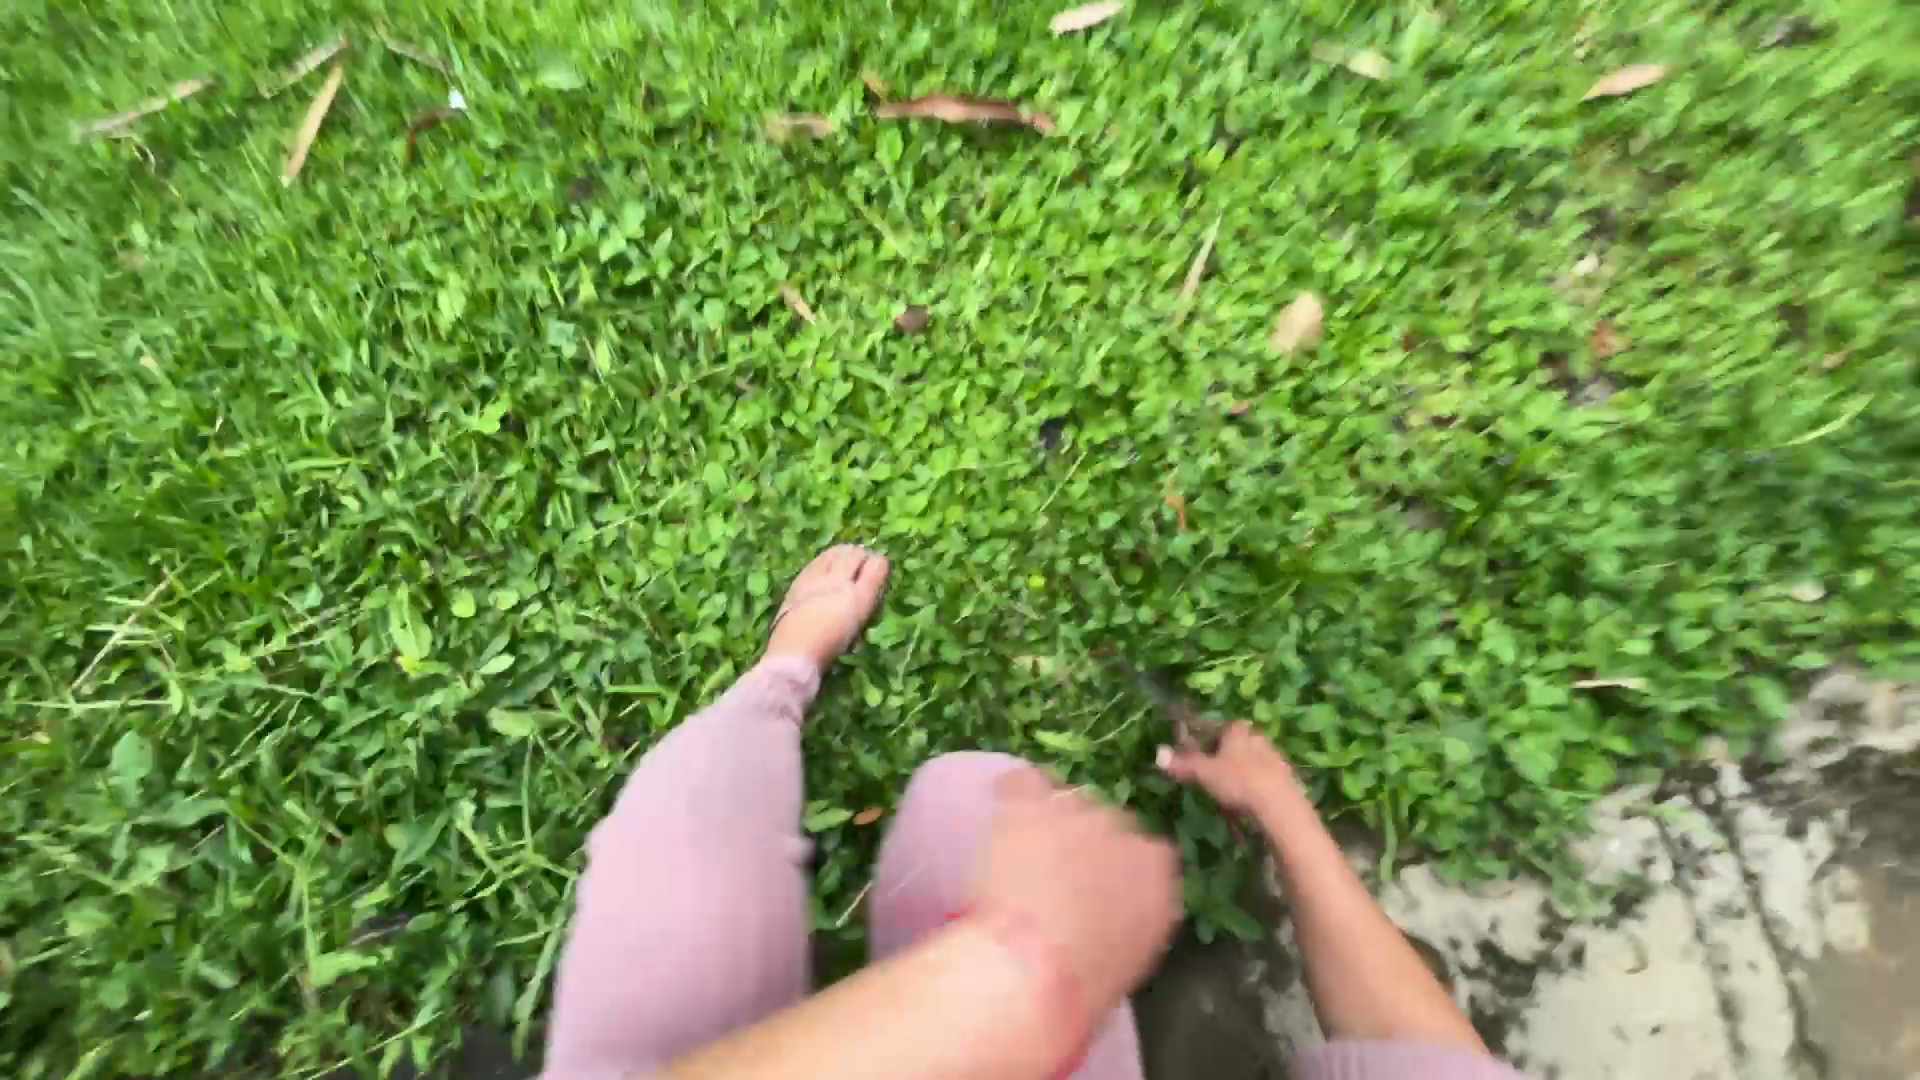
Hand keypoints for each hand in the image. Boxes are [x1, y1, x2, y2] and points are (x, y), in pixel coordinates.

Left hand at [974, 769, 1180, 1020]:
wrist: (1034, 967)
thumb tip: (1114, 907)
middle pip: (1107, 820)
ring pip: (1066, 799)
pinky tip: (1006, 813)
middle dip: (1085, 842)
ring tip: (1027, 853)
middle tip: (1058, 876)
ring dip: (1051, 820)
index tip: (1098, 888)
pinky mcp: (1032, 802)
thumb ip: (1132, 913)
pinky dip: (1014, 794)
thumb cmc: (1082, 983)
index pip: (1145, 852)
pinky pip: (1023, 782)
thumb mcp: (1132, 954)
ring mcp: (1077, 809)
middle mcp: (1124, 828)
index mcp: (1158, 870)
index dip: (1116, 868)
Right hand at [1158, 720, 1297, 815]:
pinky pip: (1265, 777)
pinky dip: (1255, 784)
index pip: (1219, 726)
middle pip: (1237, 742)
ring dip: (1241, 770)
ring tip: (1228, 789)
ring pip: (1252, 759)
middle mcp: (1258, 738)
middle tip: (1211, 771)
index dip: (1207, 737)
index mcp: (1238, 730)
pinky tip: (1248, 799)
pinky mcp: (1288, 778)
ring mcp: (1276, 758)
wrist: (1281, 808)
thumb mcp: (1204, 773)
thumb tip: (1158, 754)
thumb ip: (1182, 763)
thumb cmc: (1238, 782)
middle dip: (1225, 754)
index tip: (1197, 751)